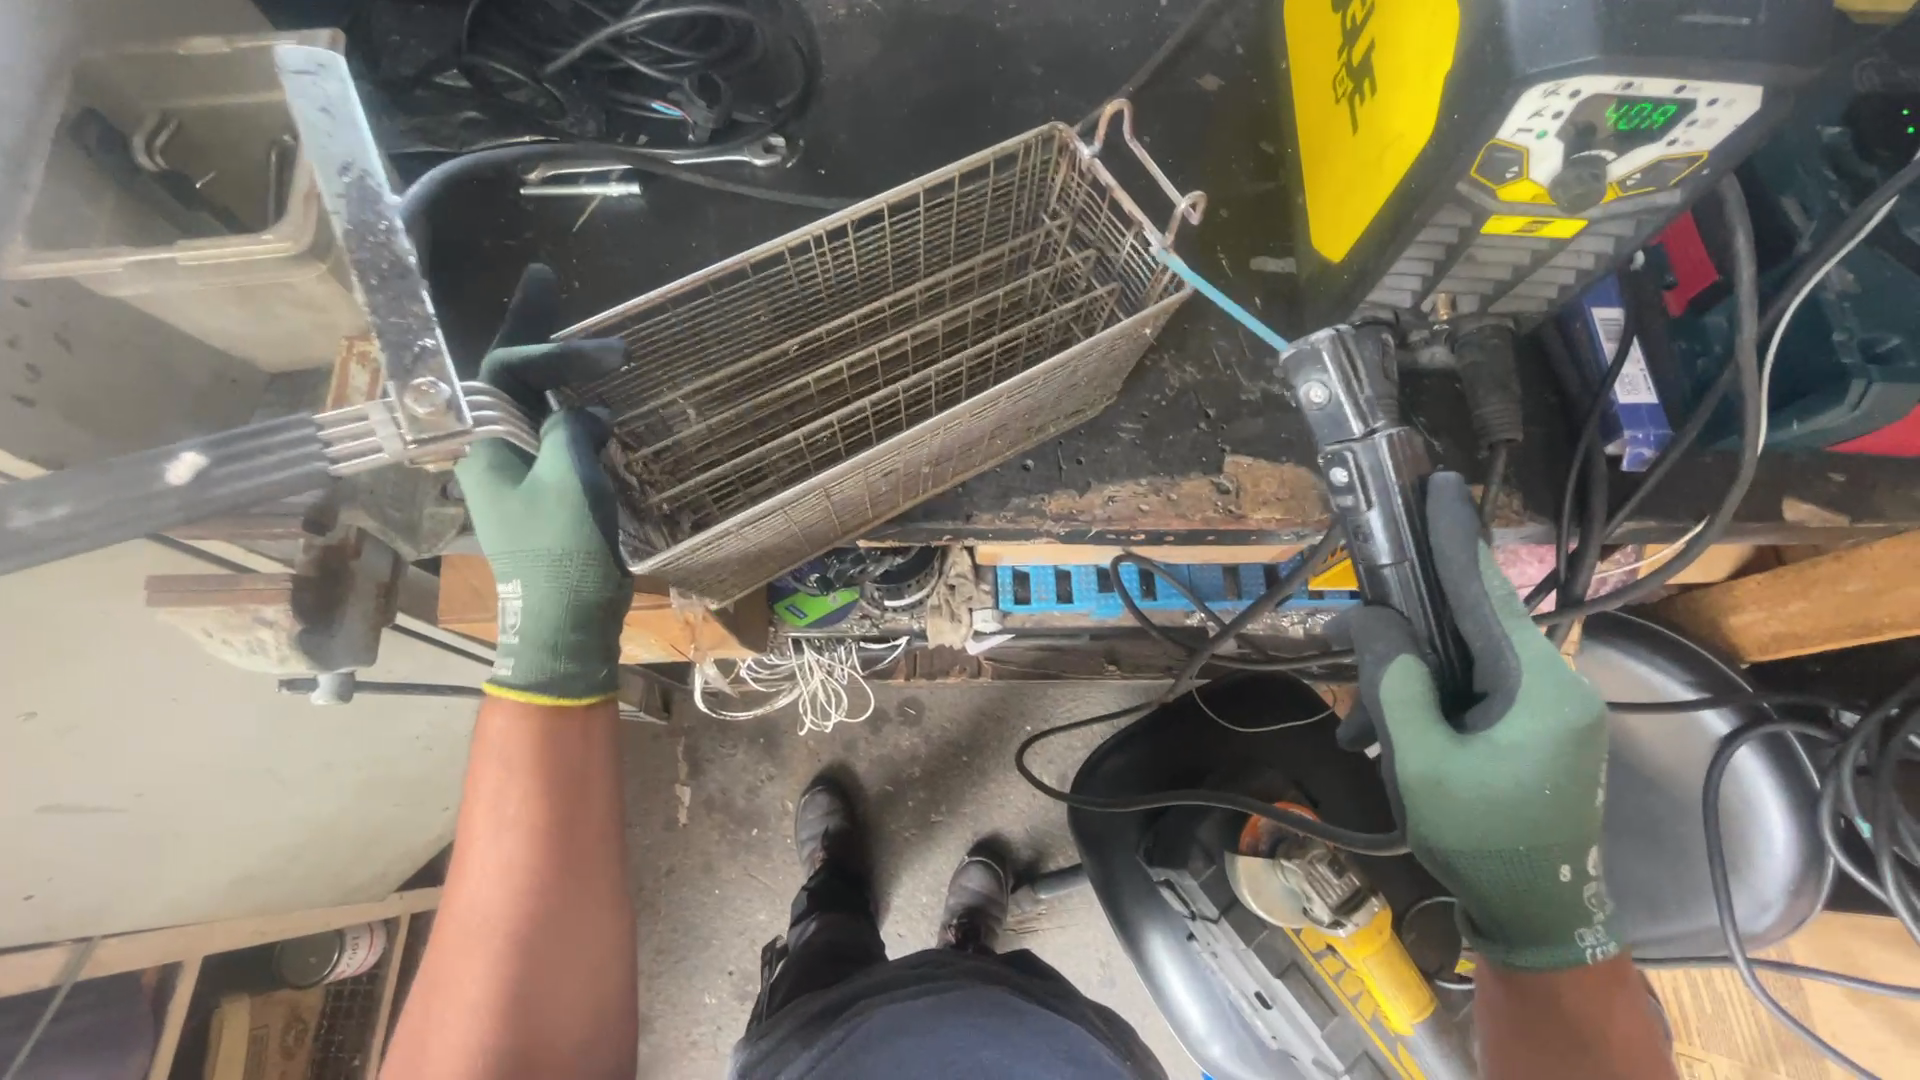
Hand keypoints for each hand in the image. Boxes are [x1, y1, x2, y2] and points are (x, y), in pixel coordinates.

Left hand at [455, 265, 631, 704]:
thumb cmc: (561, 554)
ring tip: (595, 348)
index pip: (502, 372)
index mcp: (482, 445)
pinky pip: (558, 438)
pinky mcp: (548, 491)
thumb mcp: (570, 484)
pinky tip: (608, 415)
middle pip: (507, 378)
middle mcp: (492, 449)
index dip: (550, 349)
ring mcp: (520, 471)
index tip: (611, 354)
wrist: (565, 620)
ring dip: (564, 375)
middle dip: (533, 332)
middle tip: (547, 279)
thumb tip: (586, 414)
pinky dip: (582, 419)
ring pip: (535, 405)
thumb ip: (571, 435)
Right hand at [1330, 472, 1617, 971]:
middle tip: (1346, 640)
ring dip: (1403, 687)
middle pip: (1462, 629)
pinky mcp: (1529, 731)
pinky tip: (1385, 743)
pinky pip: (1465, 695)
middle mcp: (1549, 685)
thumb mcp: (1420, 760)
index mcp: (1537, 685)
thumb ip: (1393, 679)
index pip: (1485, 590)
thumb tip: (1366, 616)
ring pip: (1457, 666)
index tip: (1438, 482)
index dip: (1455, 534)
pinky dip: (1422, 709)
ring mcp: (1542, 710)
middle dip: (1400, 637)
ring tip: (1362, 732)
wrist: (1537, 917)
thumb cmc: (1480, 840)